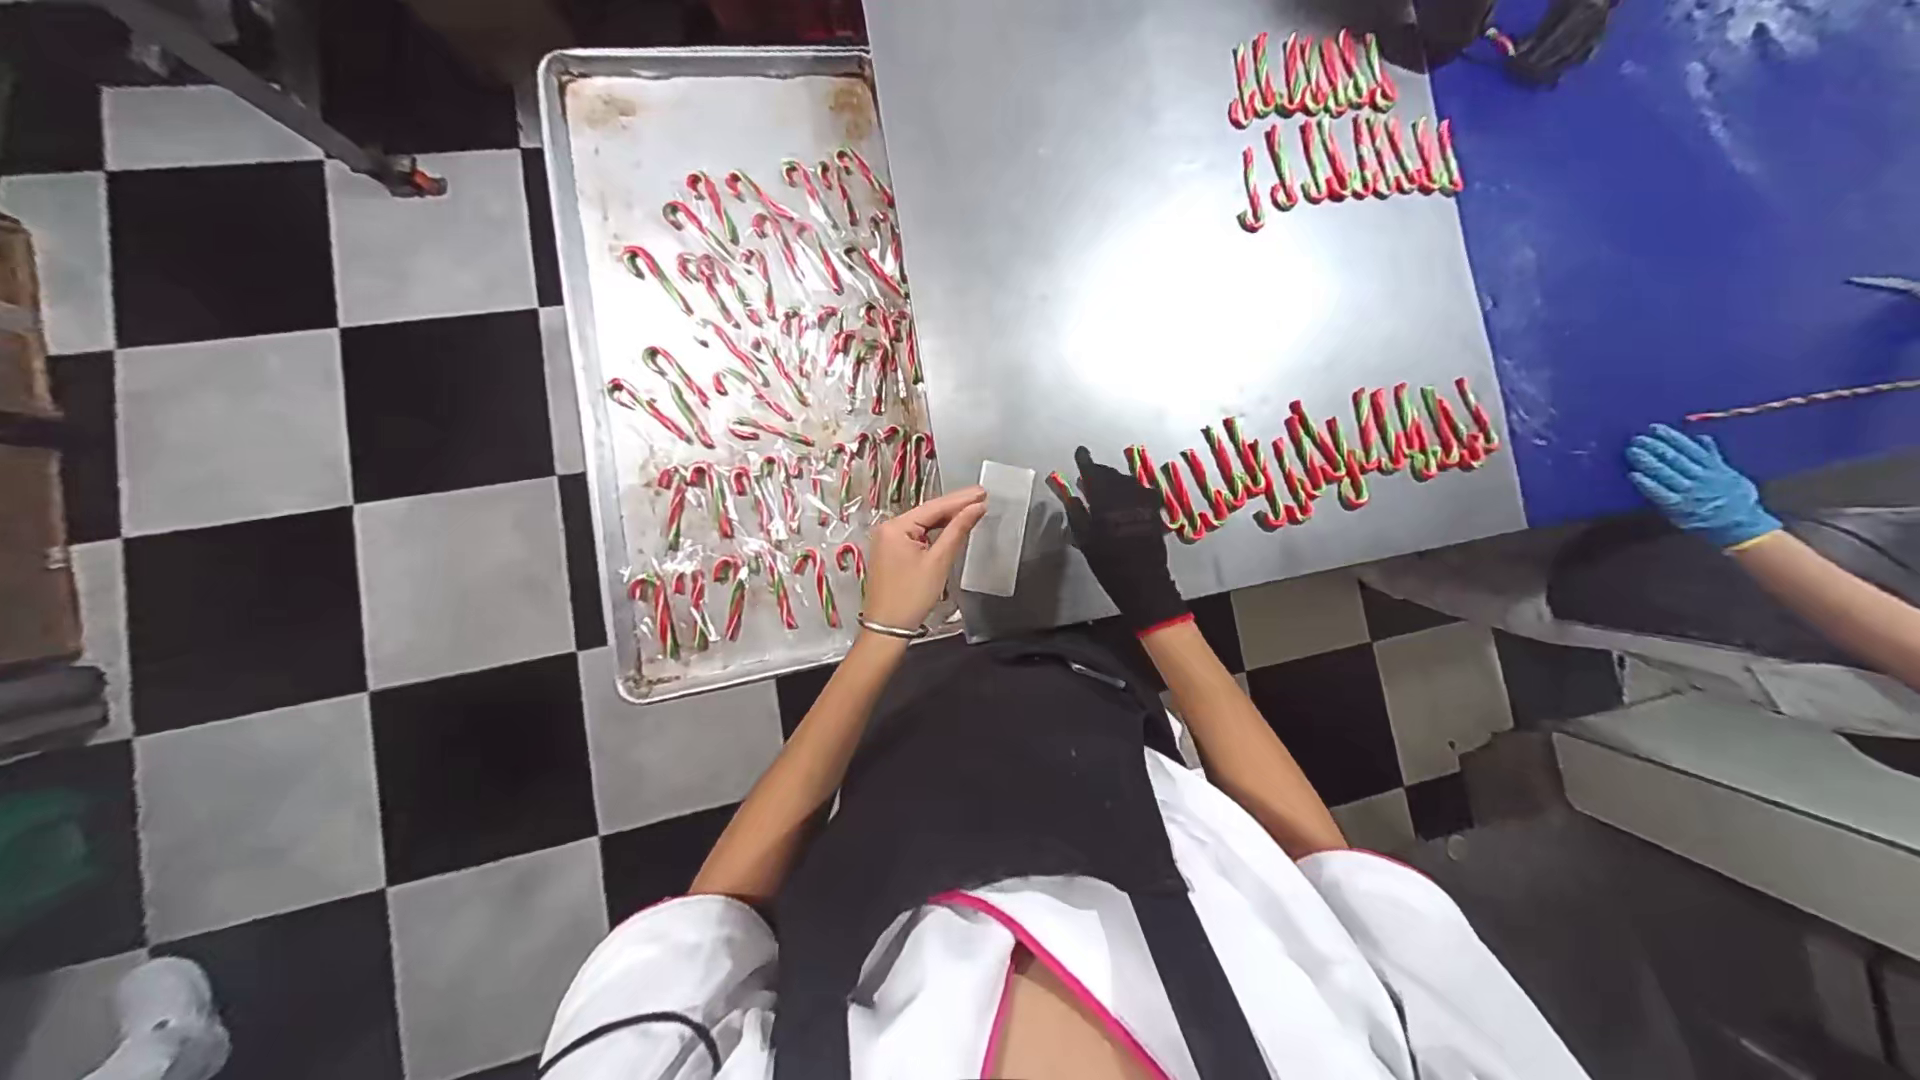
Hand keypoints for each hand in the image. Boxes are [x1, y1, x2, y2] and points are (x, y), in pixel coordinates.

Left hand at [861, 486, 988, 628]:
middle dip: (954, 506)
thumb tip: (976, 508)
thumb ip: (957, 530)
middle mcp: (888, 528)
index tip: (982, 491)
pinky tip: (952, 527)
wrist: (887, 628)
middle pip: (927, 513)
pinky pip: (917, 535)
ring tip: (972, 508)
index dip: (960, 499)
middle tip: (982, 496)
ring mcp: (887, 540)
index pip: (933, 507)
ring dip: (946, 518)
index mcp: (895, 527)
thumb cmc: (912, 596)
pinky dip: (935, 532)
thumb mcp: (938, 562)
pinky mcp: (891, 552)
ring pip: (923, 524)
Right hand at [1056, 447, 1187, 633]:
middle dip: (1100, 473)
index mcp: (1106, 501)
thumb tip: (1072, 496)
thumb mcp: (1085, 540)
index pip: (1095, 473)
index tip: (1081, 452)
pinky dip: (1129, 491)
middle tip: (1088, 475)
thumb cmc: (1108, 563)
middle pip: (1112, 476)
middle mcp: (1127, 496)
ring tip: (1104, 487)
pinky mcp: (1154, 512)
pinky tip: (1124, 498)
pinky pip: (1139, 493)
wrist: (1143, 581)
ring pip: (1127, 483)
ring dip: (1115, 481)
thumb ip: (1078, 514)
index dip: (1086, 461)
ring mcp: (1144, 503)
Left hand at [1626, 423, 1781, 548]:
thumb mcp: (1729, 473)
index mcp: (1714, 468)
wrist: (1740, 524)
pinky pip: (1660, 493)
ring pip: (1667, 473)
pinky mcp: (1679, 506)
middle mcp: (1701, 477)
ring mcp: (1689, 492)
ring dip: (1648, 461)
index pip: (1690, 448)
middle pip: (1676, 459)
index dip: (1672, 437)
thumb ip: (1713, 456)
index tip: (1655, 428)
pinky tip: (1633, 475)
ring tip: (1631, 451)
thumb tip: (1701, 437)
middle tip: (1637, 438)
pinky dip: (1647, 484)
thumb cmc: (1734, 497)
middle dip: (1655, 447)